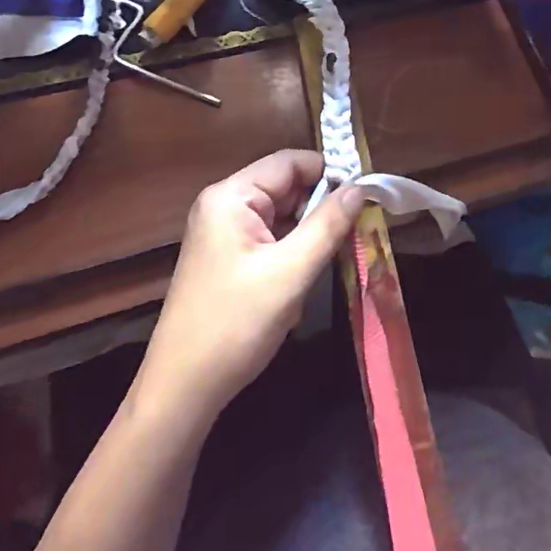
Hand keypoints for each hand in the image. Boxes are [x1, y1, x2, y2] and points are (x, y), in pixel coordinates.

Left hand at [136, 150, 364, 417]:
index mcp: (231, 196)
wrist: (184, 388)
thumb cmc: (236, 324)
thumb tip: (360, 187)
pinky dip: (292, 254)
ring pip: (281, 216)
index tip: (366, 194)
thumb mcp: (290, 272)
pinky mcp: (227, 257)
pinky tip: (301, 284)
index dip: (329, 172)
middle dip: (320, 209)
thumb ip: (328, 225)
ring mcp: (223, 232)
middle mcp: (224, 205)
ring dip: (308, 236)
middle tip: (357, 233)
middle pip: (286, 187)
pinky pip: (270, 239)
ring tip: (329, 262)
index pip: (289, 162)